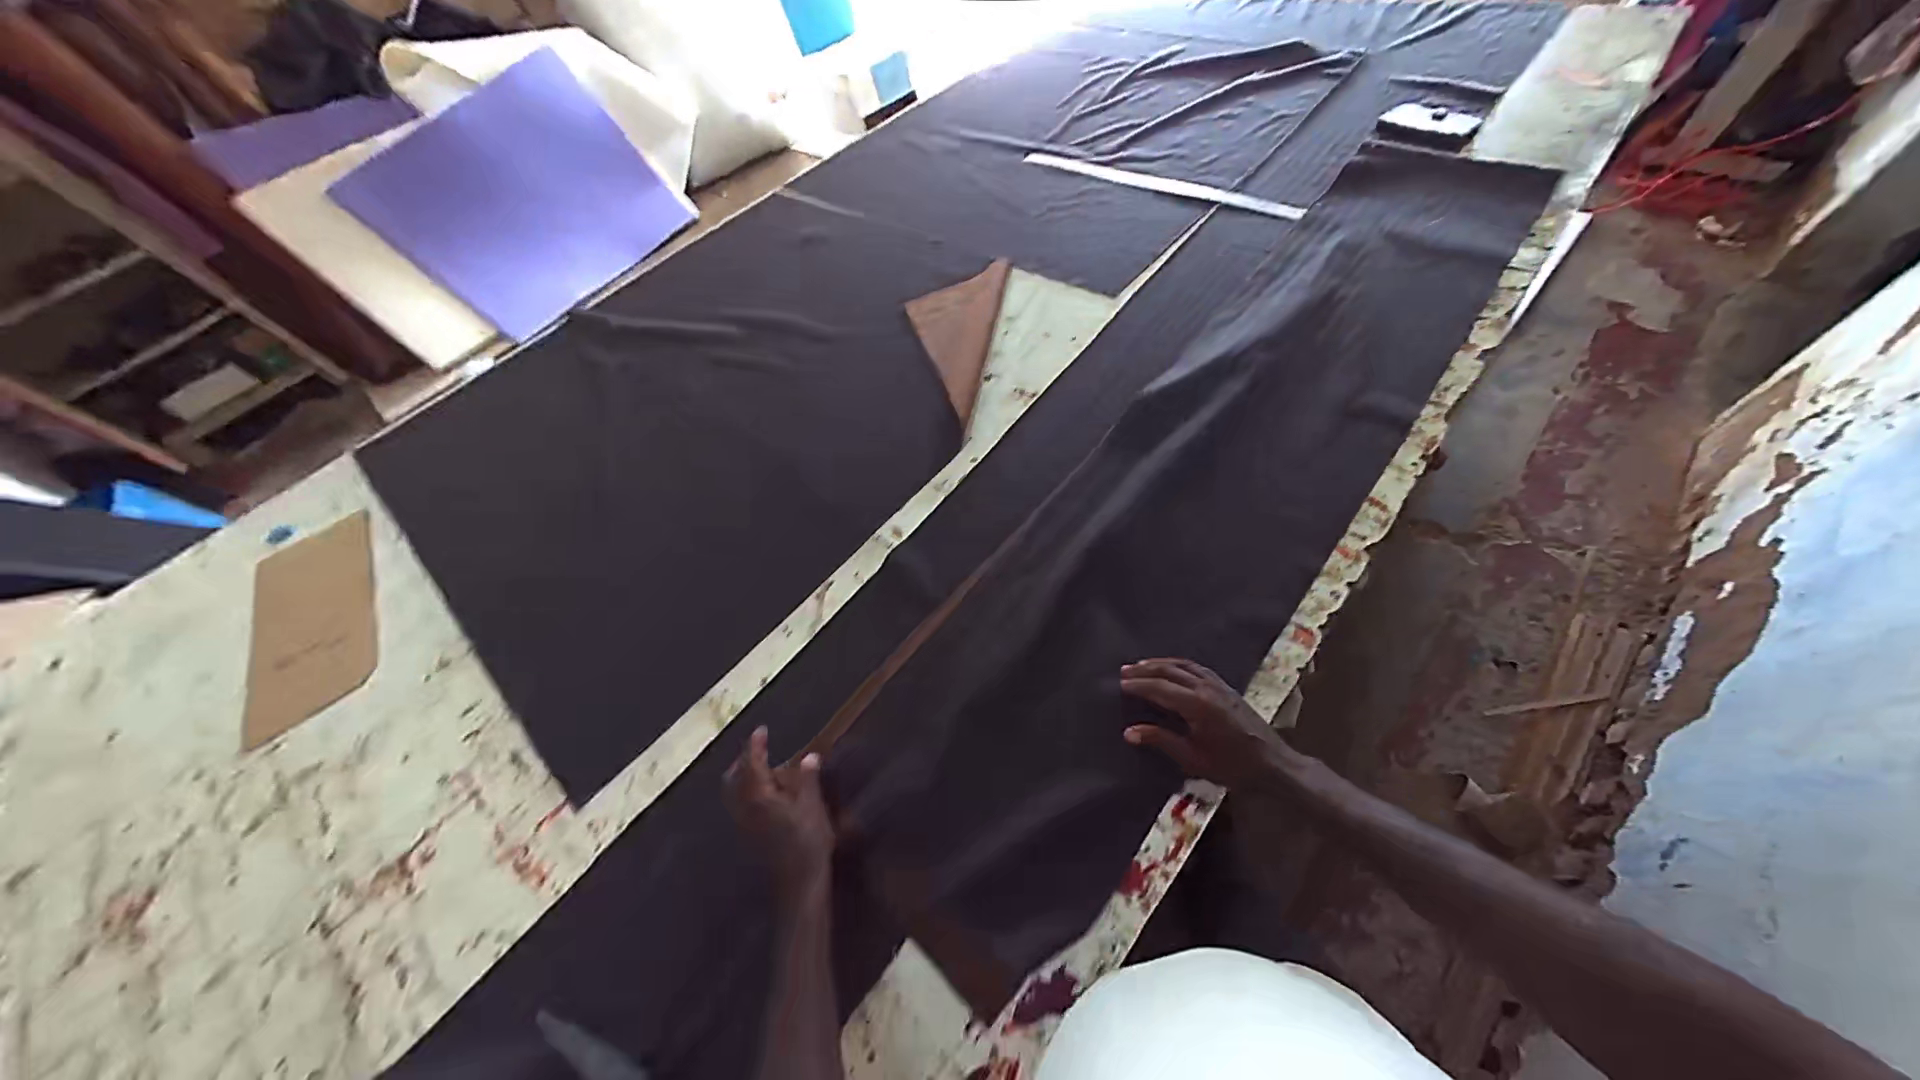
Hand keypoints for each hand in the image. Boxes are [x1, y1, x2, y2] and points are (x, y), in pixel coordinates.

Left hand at [724, 726, 835, 902]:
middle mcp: (745, 808)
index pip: (752, 763)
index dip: (756, 745)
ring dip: (744, 777)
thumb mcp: (813, 807)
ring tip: (766, 770)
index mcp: (758, 797)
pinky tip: (769, 794)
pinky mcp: (750, 835)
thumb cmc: (807, 842)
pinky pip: (741, 805)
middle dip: (743, 761)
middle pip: (733, 779)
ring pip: (735, 793)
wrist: (798, 885)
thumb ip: (808, 779)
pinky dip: (748, 791)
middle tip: (759, 749)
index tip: (762, 730)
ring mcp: (745, 824)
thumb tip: (808, 757)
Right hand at [1120, 658, 1299, 790]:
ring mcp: (1219, 686)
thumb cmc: (1231, 766)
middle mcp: (1207, 688)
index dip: (1138, 685)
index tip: (1119, 685)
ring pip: (1184, 666)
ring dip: (1161, 664)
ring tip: (1141, 665)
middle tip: (1124, 671)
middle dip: (1145, 670)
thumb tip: (1129, 732)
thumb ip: (1161, 740)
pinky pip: (1197, 668)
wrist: (1273, 765)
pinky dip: (1179, 665)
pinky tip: (1172, 669)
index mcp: (1197, 705)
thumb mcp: (1192, 758)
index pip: (1160, 688)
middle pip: (1170, 671)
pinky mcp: (1226, 688)